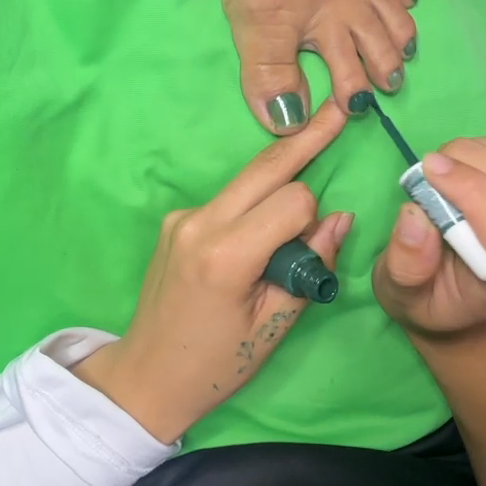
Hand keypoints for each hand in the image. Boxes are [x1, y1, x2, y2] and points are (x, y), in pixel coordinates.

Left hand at [71, 100, 351, 441]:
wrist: (145, 376)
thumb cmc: (216, 365)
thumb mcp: (274, 327)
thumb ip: (310, 268)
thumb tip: (340, 217)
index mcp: (225, 255)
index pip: (292, 200)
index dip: (313, 218)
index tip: (313, 246)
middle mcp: (199, 222)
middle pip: (265, 166)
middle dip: (306, 139)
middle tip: (338, 109)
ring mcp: (182, 216)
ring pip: (248, 179)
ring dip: (278, 183)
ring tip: (297, 207)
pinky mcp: (176, 219)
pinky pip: (229, 198)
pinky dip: (252, 207)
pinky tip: (253, 241)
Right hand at [374, 137, 485, 340]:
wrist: (459, 303)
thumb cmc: (427, 299)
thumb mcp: (399, 296)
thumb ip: (405, 266)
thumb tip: (414, 213)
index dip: (473, 194)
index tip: (428, 173)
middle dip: (470, 164)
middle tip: (428, 170)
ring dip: (475, 153)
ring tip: (442, 169)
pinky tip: (462, 166)